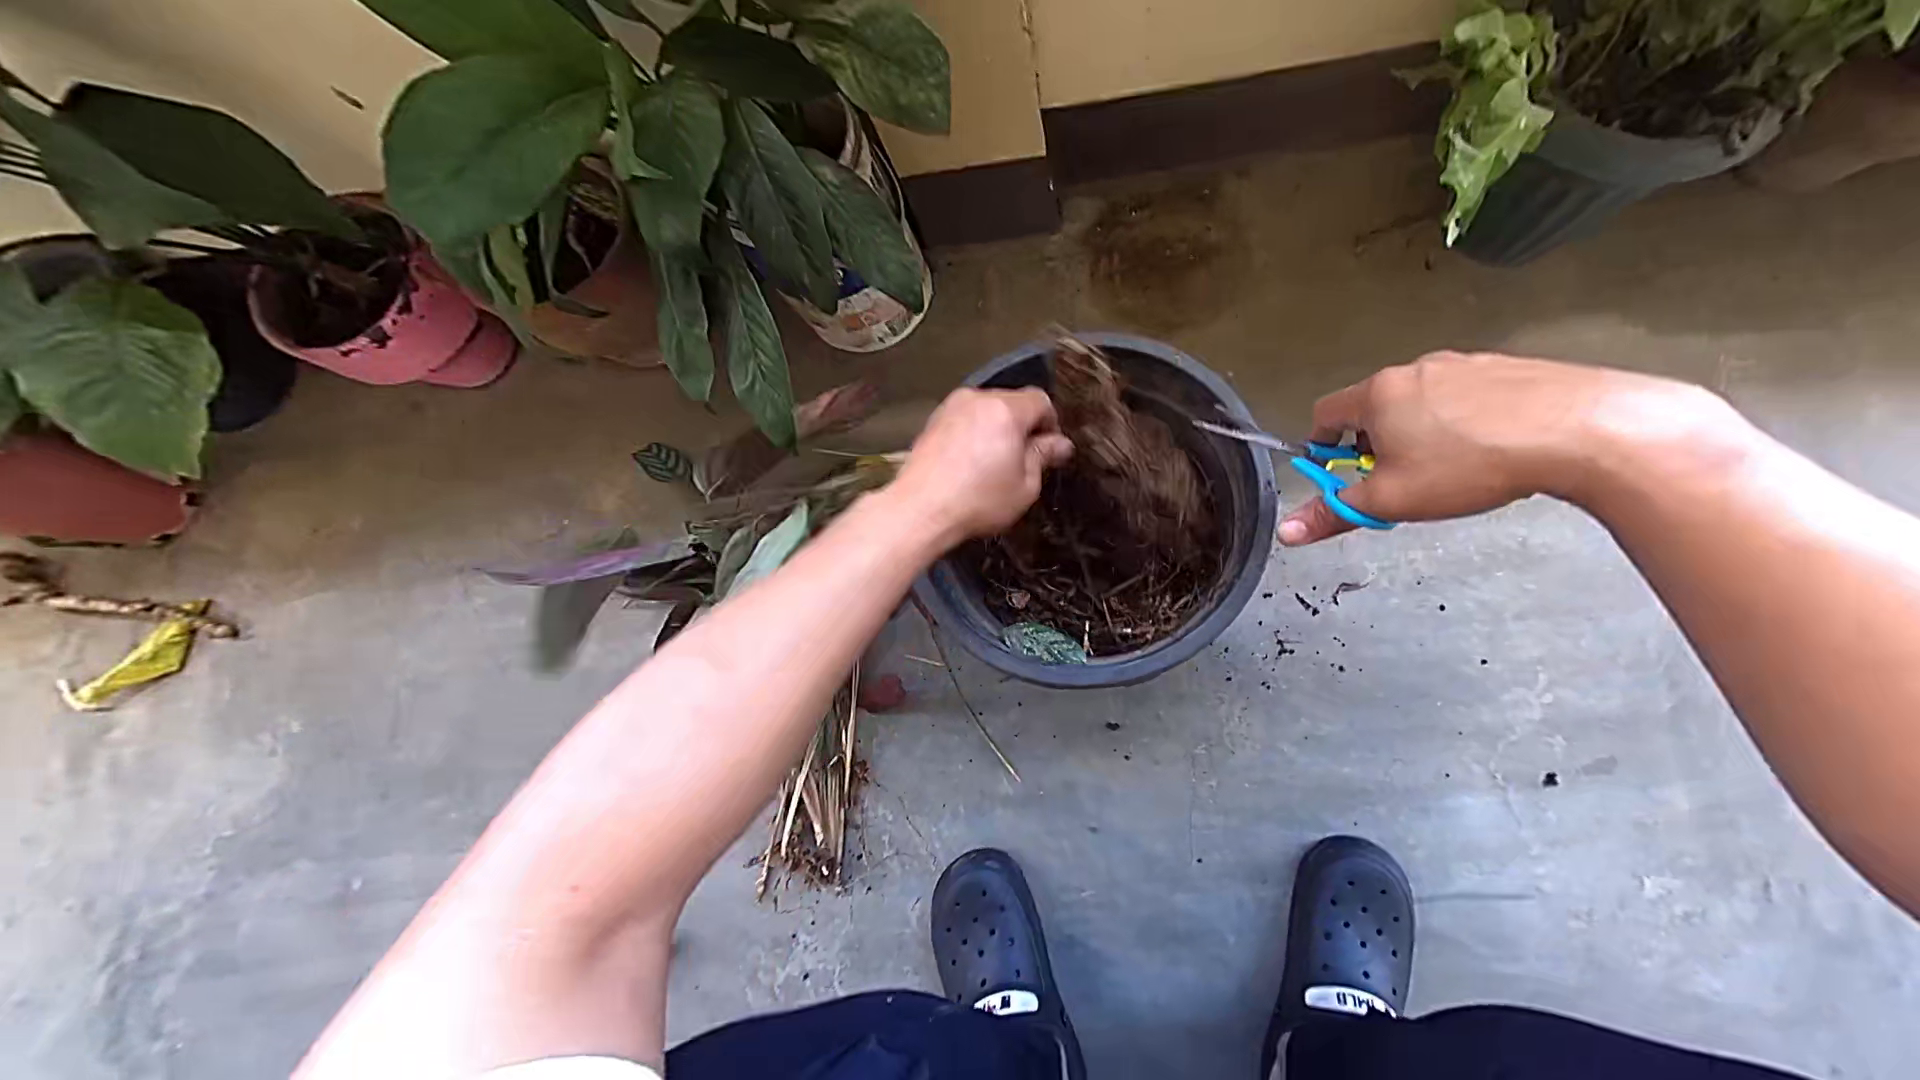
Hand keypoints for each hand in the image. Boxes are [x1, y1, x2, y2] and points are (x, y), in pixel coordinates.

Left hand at [891, 387, 1074, 543]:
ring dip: (997, 431)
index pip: (1041, 401)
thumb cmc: (975, 501)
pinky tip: (971, 465)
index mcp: (1005, 410)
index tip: (1048, 450)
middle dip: (1022, 427)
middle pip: (1012, 403)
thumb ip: (1043, 457)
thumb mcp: (1025, 486)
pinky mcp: (933, 422)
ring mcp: (951, 408)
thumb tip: (1059, 445)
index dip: (1050, 425)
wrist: (920, 510)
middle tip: (1022, 462)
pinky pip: (965, 420)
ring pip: (987, 411)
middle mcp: (977, 399)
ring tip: (993, 467)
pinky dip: (974, 435)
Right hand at [1277, 351, 1734, 545]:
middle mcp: (1415, 369)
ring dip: (1416, 431)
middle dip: (1372, 443)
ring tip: (1447, 467)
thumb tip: (1286, 533)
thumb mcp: (1390, 500)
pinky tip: (1489, 449)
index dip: (1322, 446)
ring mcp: (1466, 363)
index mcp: (1377, 394)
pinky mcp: (1511, 367)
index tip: (1339, 472)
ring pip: (1420, 401)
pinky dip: (1461, 421)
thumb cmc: (1470, 466)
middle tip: (1395, 479)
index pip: (1324, 414)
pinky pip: (1466, 396)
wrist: (1586, 432)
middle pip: (1373, 407)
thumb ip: (1333, 513)